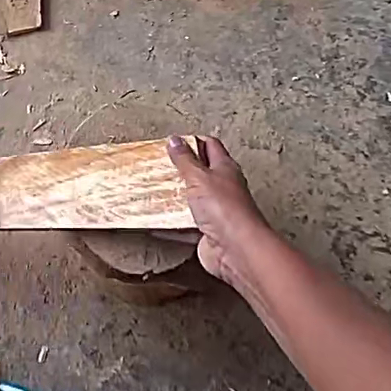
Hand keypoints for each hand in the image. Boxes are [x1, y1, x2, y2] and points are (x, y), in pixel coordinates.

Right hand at [166, 135, 270, 287]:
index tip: (173, 143)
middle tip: (161, 166)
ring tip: (155, 190)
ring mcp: (217, 210)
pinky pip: (187, 225)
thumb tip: (175, 140)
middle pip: (202, 173)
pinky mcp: (209, 232)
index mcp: (225, 167)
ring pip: (194, 199)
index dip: (193, 142)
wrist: (236, 250)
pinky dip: (172, 224)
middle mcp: (223, 187)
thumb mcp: (199, 177)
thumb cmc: (224, 208)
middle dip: (182, 169)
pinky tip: (156, 221)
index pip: (210, 146)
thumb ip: (185, 160)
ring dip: (177, 197)